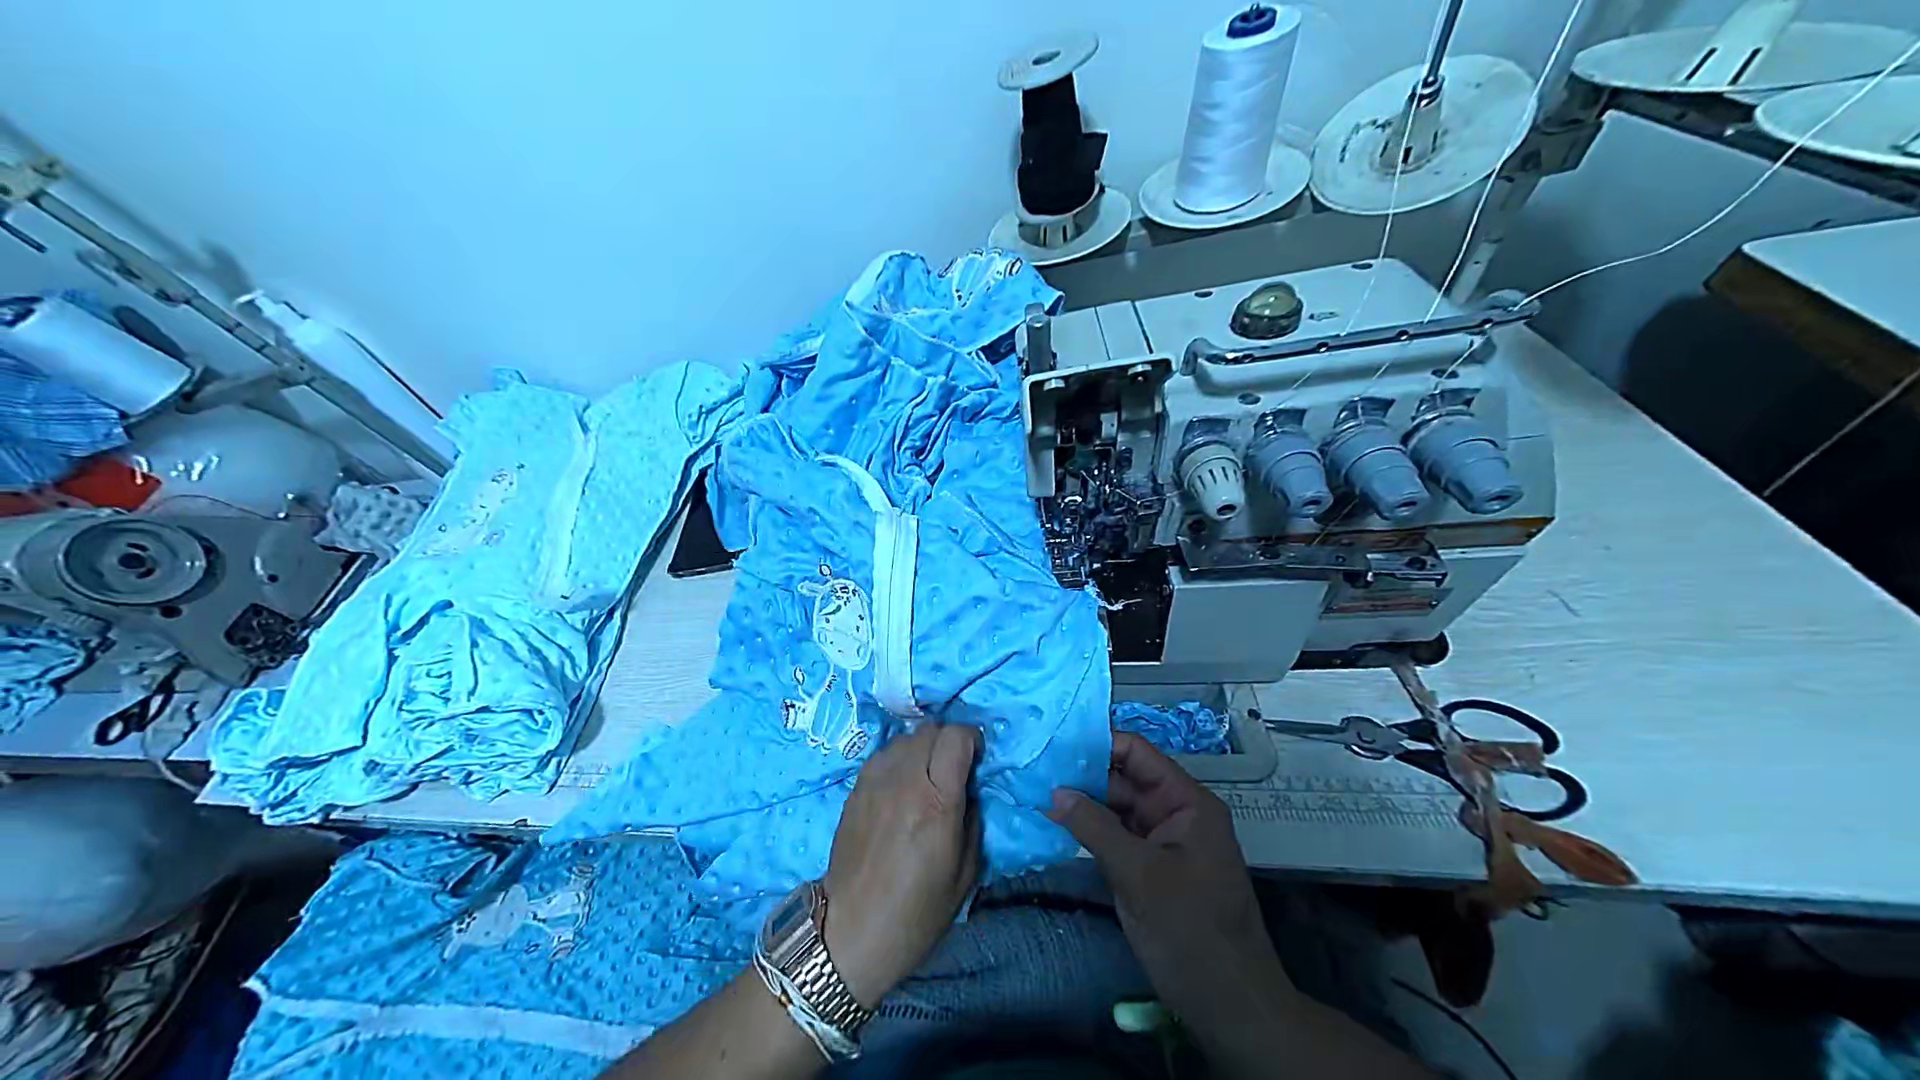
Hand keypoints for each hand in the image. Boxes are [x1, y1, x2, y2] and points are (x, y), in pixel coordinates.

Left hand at [822, 723, 980, 1007]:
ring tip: (927, 776)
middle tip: (955, 768)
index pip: (955, 737)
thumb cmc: (917, 912)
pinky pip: (883, 755)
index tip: (977, 758)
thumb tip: (970, 789)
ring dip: (922, 748)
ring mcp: (874, 782)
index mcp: (936, 802)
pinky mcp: (855, 789)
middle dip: (949, 741)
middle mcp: (904, 781)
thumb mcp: (966, 874)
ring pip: (905, 737)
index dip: (972, 739)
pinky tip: (902, 785)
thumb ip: (973, 820)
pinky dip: (899, 760)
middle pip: (930, 729)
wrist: (851, 931)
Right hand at [1048, 732, 1282, 1018]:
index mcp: (1186, 802)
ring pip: (1115, 808)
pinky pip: (1114, 837)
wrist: (1229, 1004)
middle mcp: (1173, 813)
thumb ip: (1095, 828)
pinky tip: (1054, 823)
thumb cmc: (1191, 930)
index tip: (1053, 741)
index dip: (1098, 743)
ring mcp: (1160, 841)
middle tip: (1032, 768)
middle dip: (1081, 773)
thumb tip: (1055, 792)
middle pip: (1123, 779)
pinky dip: (1087, 830)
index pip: (1137, 754)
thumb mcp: (1140, 875)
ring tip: (1033, 790)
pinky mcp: (1148, 868)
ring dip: (1080, 802)